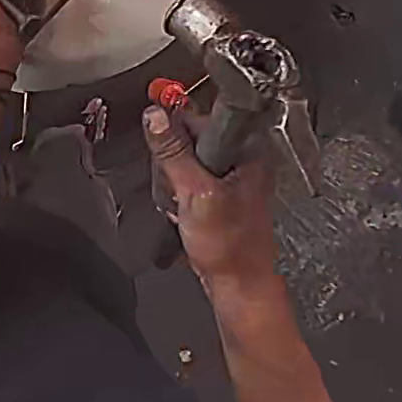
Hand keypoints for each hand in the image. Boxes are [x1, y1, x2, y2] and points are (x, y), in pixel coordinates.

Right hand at [141, 105, 278, 292]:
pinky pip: (184, 178)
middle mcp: (241, 157)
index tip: (169, 159)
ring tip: (184, 204)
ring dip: (172, 183)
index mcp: (246, 148)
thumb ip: (172, 152)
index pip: (196, 118)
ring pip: (180, 160)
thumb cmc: (230, 246)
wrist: (237, 285)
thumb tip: (155, 117)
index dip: (175, 137)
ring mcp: (229, 175)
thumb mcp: (194, 191)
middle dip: (172, 166)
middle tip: (180, 190)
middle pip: (184, 139)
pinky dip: (177, 193)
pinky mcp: (217, 190)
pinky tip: (184, 210)